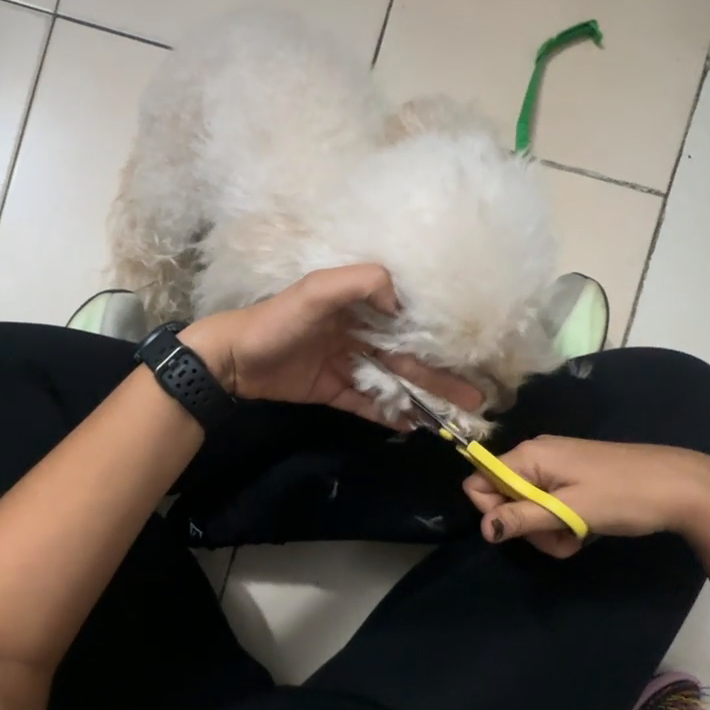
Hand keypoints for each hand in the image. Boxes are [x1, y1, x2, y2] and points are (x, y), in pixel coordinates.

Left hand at [178, 265, 481, 425]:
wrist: (231, 360)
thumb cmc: (275, 321)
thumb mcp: (316, 290)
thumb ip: (360, 283)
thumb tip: (401, 304)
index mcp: (359, 306)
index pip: (408, 322)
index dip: (439, 337)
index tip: (472, 353)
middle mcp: (358, 333)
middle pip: (407, 357)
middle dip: (442, 376)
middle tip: (477, 398)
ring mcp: (346, 363)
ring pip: (392, 382)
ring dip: (423, 398)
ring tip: (456, 416)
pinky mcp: (332, 390)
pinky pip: (367, 403)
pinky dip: (390, 414)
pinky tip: (417, 426)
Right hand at [462, 437, 709, 557]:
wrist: (683, 486)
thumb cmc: (624, 496)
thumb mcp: (568, 512)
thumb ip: (522, 518)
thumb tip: (484, 528)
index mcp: (530, 456)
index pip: (478, 481)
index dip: (491, 510)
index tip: (521, 528)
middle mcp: (537, 455)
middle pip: (502, 495)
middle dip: (523, 525)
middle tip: (557, 540)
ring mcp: (557, 465)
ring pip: (526, 503)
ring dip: (544, 529)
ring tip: (575, 539)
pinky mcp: (575, 476)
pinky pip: (549, 501)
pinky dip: (560, 521)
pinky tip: (583, 531)